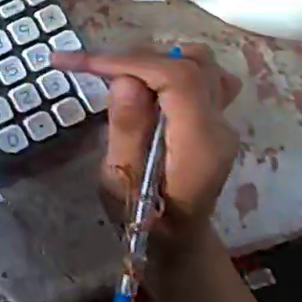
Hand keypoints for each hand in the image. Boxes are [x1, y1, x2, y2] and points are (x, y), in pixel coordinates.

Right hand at [54, 44, 242, 251]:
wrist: (177, 244)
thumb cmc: (142, 222)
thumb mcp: (121, 184)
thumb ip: (127, 131)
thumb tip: (125, 80)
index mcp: (199, 144)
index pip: (177, 79)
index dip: (128, 61)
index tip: (79, 62)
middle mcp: (220, 126)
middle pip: (191, 64)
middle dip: (135, 57)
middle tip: (91, 68)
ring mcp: (222, 121)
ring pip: (200, 64)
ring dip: (153, 59)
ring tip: (115, 72)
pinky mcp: (213, 119)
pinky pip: (199, 76)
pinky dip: (166, 67)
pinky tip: (141, 82)